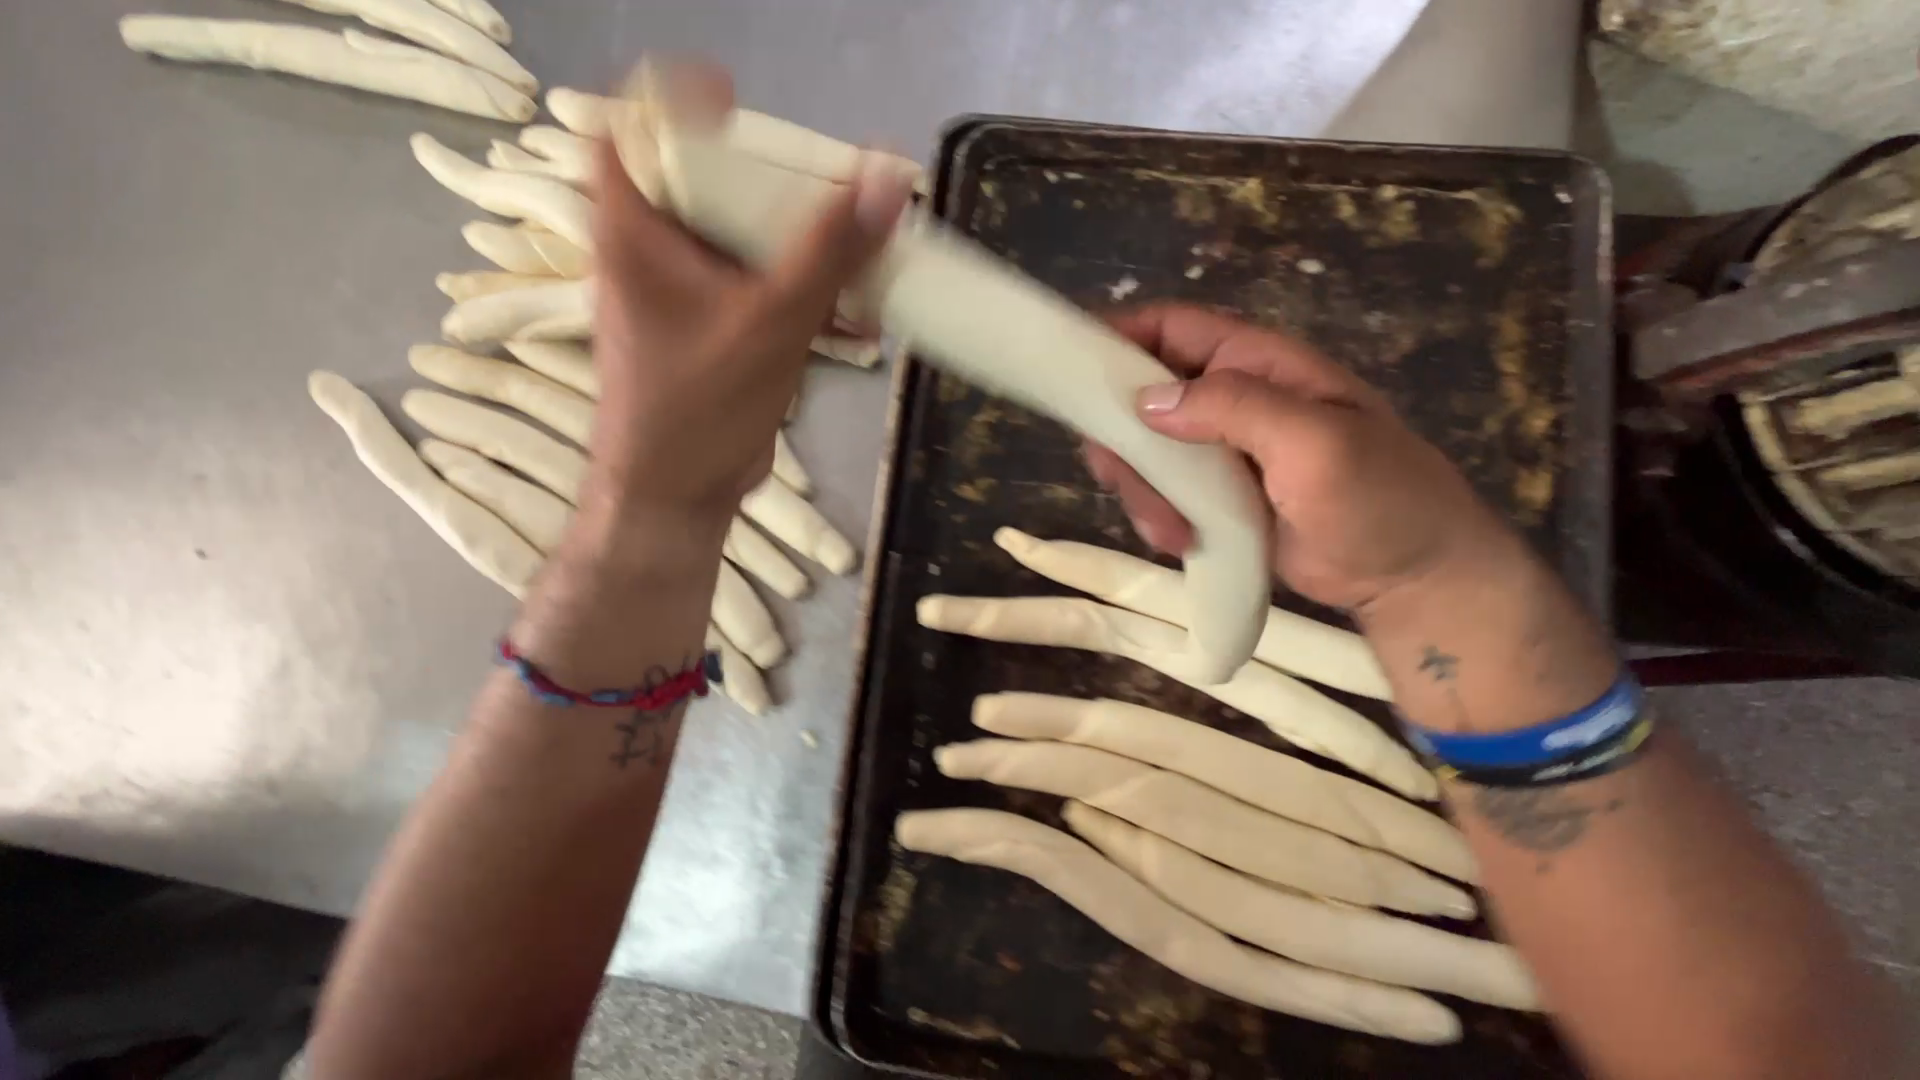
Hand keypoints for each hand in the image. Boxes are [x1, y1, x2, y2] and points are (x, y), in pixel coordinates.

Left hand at [582, 125, 912, 531]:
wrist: (676, 496)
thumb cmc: (700, 407)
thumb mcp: (771, 322)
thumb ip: (830, 252)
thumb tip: (888, 181)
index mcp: (633, 232)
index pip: (631, 130)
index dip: (678, 105)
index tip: (741, 106)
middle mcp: (650, 252)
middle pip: (702, 181)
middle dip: (771, 180)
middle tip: (824, 182)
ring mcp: (682, 294)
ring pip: (740, 239)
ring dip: (802, 245)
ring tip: (861, 248)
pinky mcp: (712, 329)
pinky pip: (758, 288)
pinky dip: (802, 294)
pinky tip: (856, 316)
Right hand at [1085, 304, 1513, 611]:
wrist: (1411, 576)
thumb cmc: (1381, 498)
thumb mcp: (1316, 443)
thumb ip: (1235, 408)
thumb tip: (1147, 400)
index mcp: (1256, 363)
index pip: (1172, 327)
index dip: (1117, 337)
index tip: (1069, 371)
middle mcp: (1229, 398)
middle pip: (1141, 394)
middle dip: (1122, 437)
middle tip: (1119, 478)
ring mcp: (1219, 451)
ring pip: (1143, 451)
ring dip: (1140, 489)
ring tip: (1170, 530)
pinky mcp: (1213, 498)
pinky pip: (1159, 493)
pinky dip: (1156, 516)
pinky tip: (1181, 542)